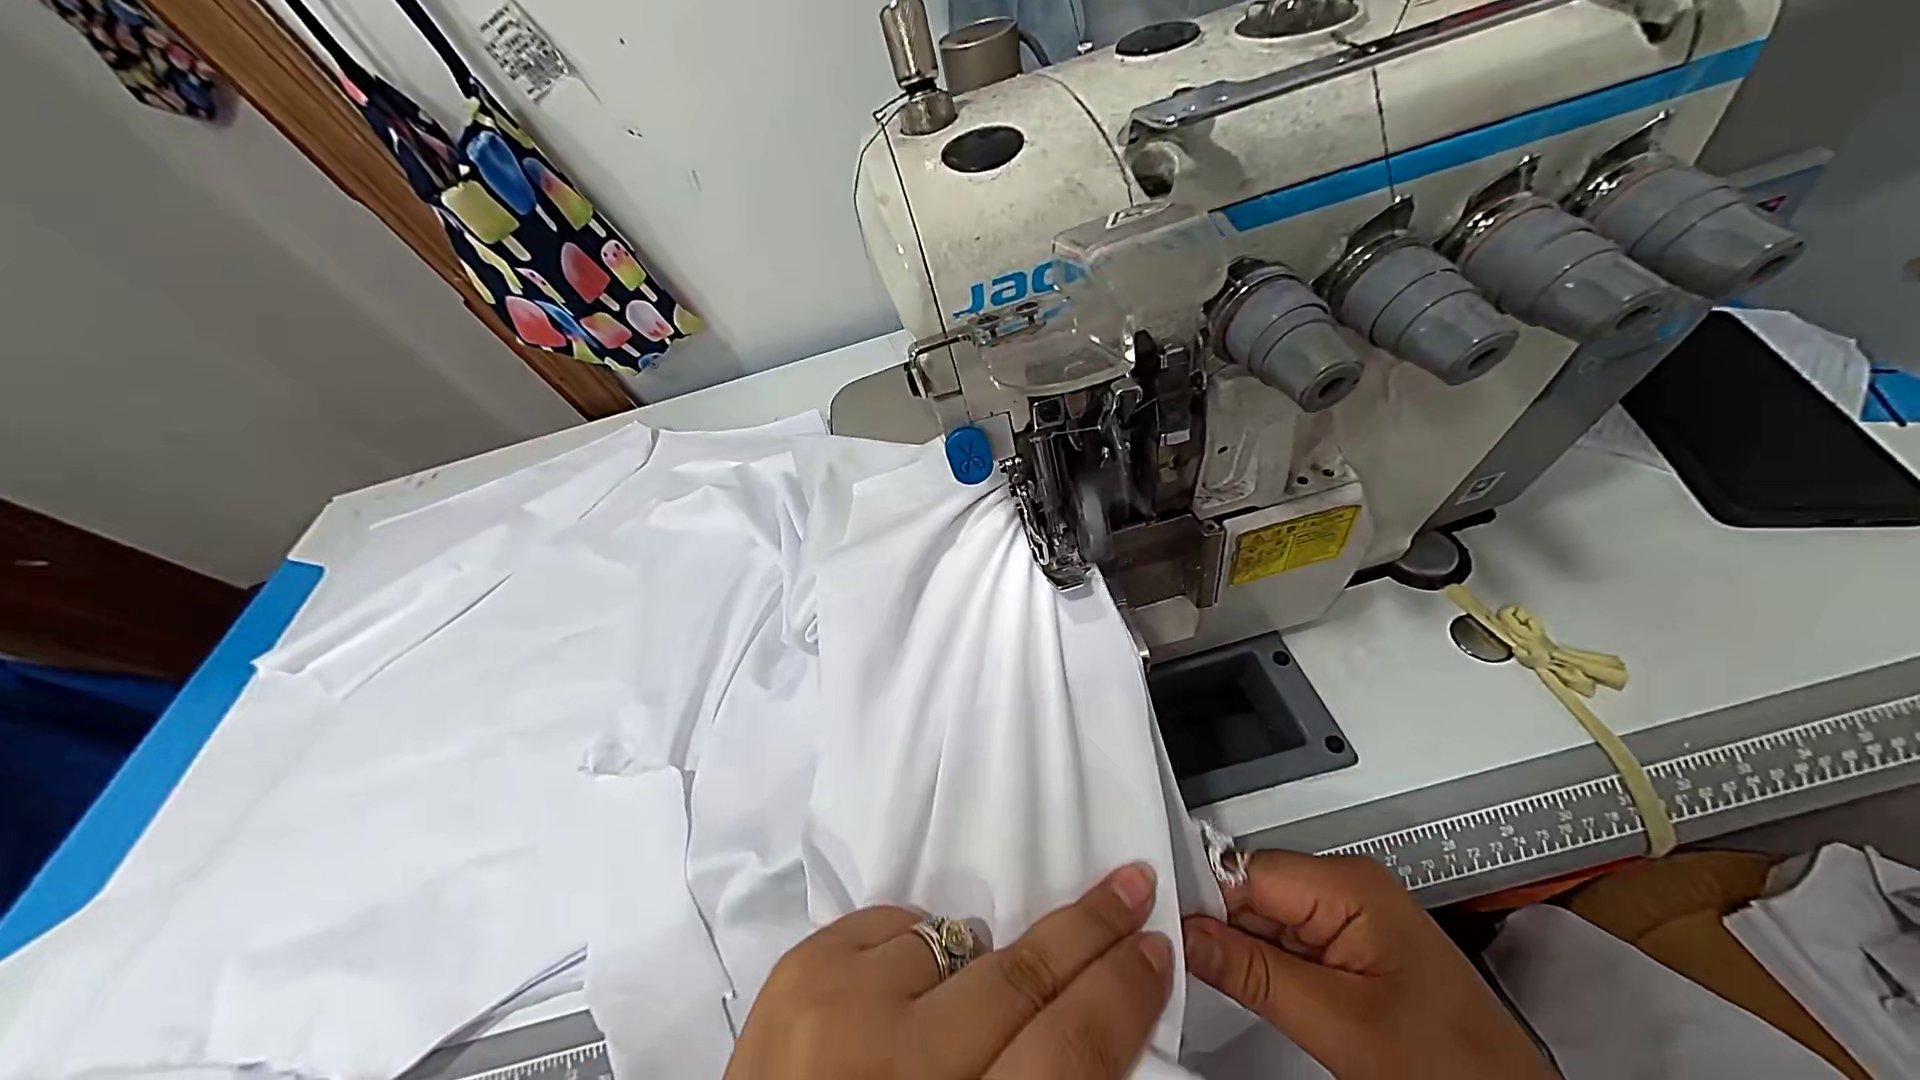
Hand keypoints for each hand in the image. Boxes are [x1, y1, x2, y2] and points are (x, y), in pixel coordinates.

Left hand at [726, 862, 1172, 1079]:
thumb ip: (1032, 1078)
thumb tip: (1089, 1009)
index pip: (1067, 1053)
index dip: (1120, 993)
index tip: (1152, 947)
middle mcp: (891, 1066)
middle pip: (1018, 978)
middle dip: (1086, 931)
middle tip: (1126, 890)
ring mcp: (836, 1011)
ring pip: (950, 944)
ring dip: (965, 969)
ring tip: (941, 1017)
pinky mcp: (797, 971)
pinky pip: (890, 923)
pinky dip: (908, 950)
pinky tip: (893, 997)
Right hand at [1182, 851, 1554, 1079]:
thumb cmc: (1459, 1068)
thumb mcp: (1339, 1023)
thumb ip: (1253, 971)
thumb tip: (1187, 933)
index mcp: (1349, 885)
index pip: (1245, 870)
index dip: (1203, 899)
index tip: (1170, 930)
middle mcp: (1345, 887)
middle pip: (1250, 887)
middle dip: (1218, 924)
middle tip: (1187, 962)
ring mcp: (1346, 913)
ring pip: (1261, 913)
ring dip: (1237, 945)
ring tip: (1222, 979)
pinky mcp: (1345, 940)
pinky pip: (1281, 935)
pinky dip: (1259, 959)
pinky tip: (1251, 984)